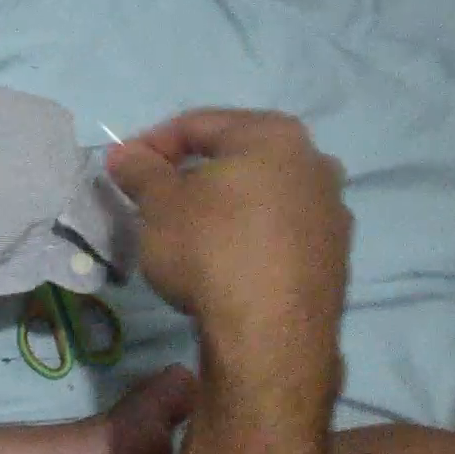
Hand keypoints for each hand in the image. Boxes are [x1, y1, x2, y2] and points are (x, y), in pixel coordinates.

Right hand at [107, 109, 350, 354]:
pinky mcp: (333, 252)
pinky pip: (276, 227)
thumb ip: (139, 170)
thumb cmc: (208, 249)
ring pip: (258, 192)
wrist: (269, 330)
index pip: (198, 123)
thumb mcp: (158, 204)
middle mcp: (314, 160)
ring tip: (182, 230)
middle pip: (233, 155)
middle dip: (187, 173)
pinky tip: (218, 259)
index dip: (150, 143)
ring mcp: (331, 208)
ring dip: (217, 203)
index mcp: (273, 136)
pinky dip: (243, 232)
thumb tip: (124, 153)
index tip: (122, 169)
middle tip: (150, 198)